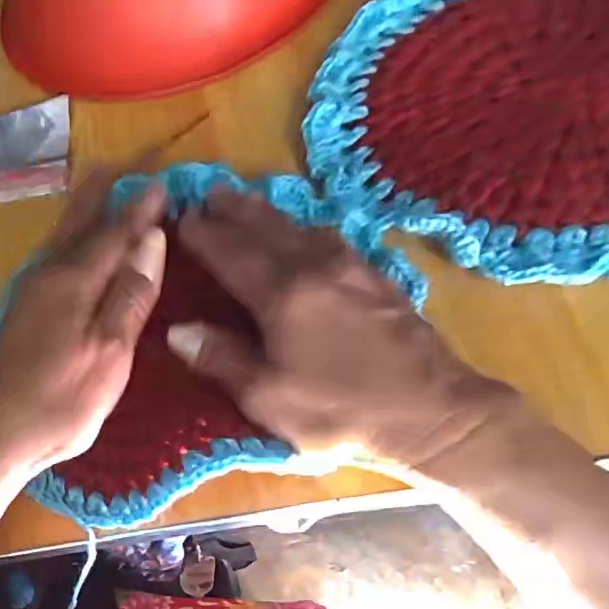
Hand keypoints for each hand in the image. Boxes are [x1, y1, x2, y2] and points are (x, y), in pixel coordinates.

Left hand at [0, 176, 168, 485]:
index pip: (114, 230)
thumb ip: (129, 296)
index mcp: (71, 281)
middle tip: (124, 166)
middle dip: (101, 194)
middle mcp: (43, 279)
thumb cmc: (57, 404)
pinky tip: (71, 254)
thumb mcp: (108, 355)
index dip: (140, 206)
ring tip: (102, 196)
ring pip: (58, 243)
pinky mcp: (17, 320)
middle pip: (76, 225)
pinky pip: (48, 265)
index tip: (165, 180)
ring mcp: (25, 299)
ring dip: (82, 217)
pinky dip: (67, 247)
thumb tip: (149, 238)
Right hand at [167, 188, 520, 472]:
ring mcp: (352, 268)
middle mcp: (317, 269)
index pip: (232, 254)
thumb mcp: (264, 396)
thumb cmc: (336, 411)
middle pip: (267, 229)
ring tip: (243, 201)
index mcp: (283, 296)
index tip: (178, 219)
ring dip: (267, 212)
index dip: (203, 236)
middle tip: (207, 194)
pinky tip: (297, 230)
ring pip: (300, 227)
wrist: (430, 413)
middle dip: (233, 210)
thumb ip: (220, 358)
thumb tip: (178, 330)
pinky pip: (327, 237)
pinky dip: (300, 226)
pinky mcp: (376, 278)